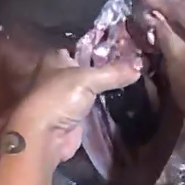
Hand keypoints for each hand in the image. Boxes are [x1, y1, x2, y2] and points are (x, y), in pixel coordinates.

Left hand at [0, 49, 139, 166]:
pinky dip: (106, 107)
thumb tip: (139, 65)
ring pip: (92, 90)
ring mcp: (66, 99)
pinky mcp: (74, 118)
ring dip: (108, 90)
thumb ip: (113, 72)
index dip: (103, 48)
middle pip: (89, 70)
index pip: (84, 48)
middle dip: (109, 70)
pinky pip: (94, 108)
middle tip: (136, 67)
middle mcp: (59, 76)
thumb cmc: (58, 98)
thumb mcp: (87, 79)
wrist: (44, 136)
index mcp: (56, 59)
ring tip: (136, 82)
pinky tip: (125, 102)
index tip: (127, 49)